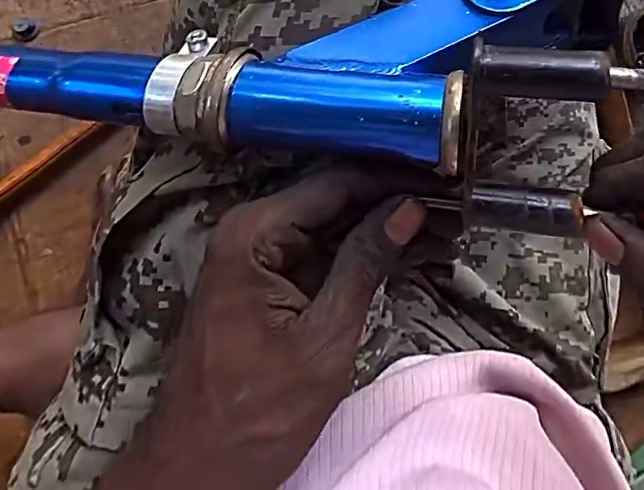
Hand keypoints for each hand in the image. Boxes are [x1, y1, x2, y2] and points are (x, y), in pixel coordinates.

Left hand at [105, 168, 425, 489]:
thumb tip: (408, 208)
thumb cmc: (252, 419)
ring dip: (384, 232)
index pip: (336, 185)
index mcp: (253, 232)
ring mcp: (260, 253)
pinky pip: (325, 252)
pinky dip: (364, 256)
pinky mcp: (271, 277)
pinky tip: (407, 257)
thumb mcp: (323, 339)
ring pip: (336, 226)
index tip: (438, 186)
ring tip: (440, 236)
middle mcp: (252, 229)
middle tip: (448, 214)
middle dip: (393, 208)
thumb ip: (365, 264)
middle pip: (337, 201)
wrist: (195, 478)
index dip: (391, 182)